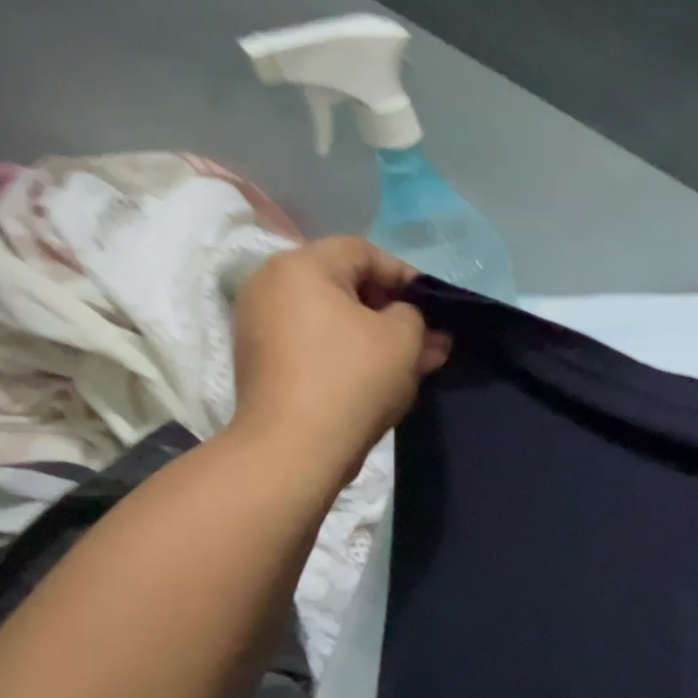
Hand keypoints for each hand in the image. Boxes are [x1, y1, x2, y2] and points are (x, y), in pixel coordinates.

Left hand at [229, 236, 449, 472]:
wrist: (295, 446)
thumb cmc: (352, 378)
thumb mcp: (402, 338)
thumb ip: (415, 315)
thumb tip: (411, 317)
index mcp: (300, 266)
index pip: (362, 251)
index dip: (405, 274)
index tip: (436, 306)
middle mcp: (271, 286)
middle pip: (345, 284)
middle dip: (394, 310)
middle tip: (431, 338)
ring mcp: (262, 325)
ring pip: (334, 319)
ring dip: (378, 335)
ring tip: (417, 362)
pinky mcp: (265, 362)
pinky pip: (318, 344)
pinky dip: (351, 352)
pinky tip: (384, 376)